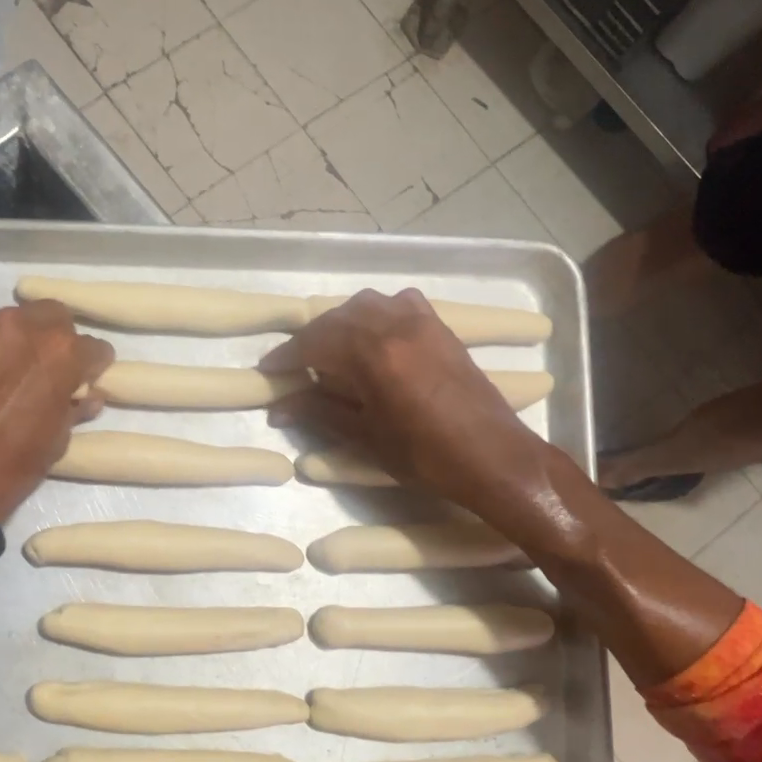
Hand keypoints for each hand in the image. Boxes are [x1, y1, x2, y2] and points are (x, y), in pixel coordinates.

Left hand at [0, 301, 112, 522]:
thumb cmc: (11, 469)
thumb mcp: (57, 442)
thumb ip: (74, 407)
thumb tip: (86, 394)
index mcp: (58, 352)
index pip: (92, 345)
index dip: (91, 366)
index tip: (83, 380)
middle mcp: (16, 328)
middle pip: (48, 315)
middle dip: (54, 339)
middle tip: (45, 370)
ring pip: (3, 324)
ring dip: (9, 344)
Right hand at [261, 288, 544, 508]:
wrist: (492, 456)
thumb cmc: (424, 456)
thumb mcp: (364, 436)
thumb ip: (319, 412)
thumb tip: (279, 407)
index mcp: (372, 354)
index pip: (314, 343)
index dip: (286, 357)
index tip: (268, 371)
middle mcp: (394, 325)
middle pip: (336, 320)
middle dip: (311, 342)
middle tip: (295, 369)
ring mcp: (421, 321)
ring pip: (366, 306)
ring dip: (341, 325)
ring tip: (331, 354)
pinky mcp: (440, 326)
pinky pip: (398, 305)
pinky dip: (376, 316)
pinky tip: (374, 339)